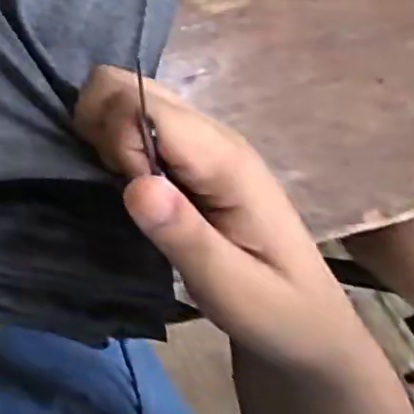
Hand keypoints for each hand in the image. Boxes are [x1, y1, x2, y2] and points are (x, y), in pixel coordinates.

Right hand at [73, 66, 386, 377]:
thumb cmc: (277, 314)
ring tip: (118, 179)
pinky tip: (124, 177)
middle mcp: (208, 131)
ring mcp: (197, 136)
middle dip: (100, 123)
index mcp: (223, 157)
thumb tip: (137, 184)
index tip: (130, 193)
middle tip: (111, 177)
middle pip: (127, 83)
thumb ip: (186, 237)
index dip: (118, 141)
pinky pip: (131, 114)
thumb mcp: (236, 293)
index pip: (142, 105)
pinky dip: (111, 135)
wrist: (313, 330)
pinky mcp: (185, 147)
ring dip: (102, 128)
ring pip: (124, 92)